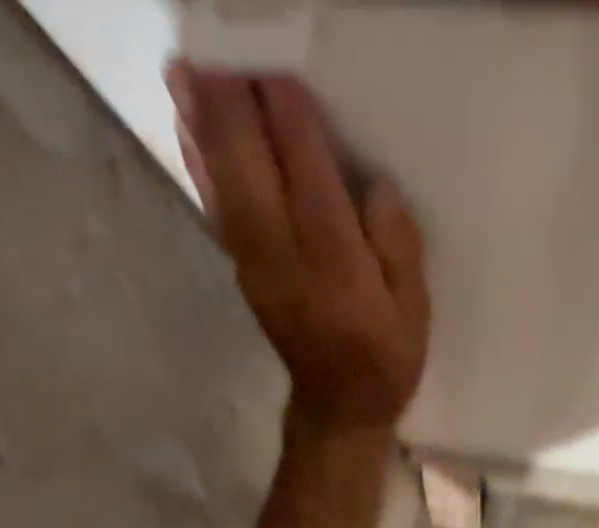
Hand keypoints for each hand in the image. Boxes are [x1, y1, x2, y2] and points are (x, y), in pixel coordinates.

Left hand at [169, 63, 429, 430]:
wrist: (339, 406)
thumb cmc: (387, 354)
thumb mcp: (415, 308)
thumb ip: (398, 247)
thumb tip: (374, 186)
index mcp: (339, 268)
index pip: (312, 184)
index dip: (293, 128)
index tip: (276, 71)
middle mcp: (288, 261)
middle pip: (253, 175)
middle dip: (234, 111)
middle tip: (219, 51)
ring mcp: (256, 266)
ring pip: (224, 187)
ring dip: (202, 127)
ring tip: (183, 70)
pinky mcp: (242, 270)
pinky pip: (217, 211)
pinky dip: (199, 165)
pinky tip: (186, 128)